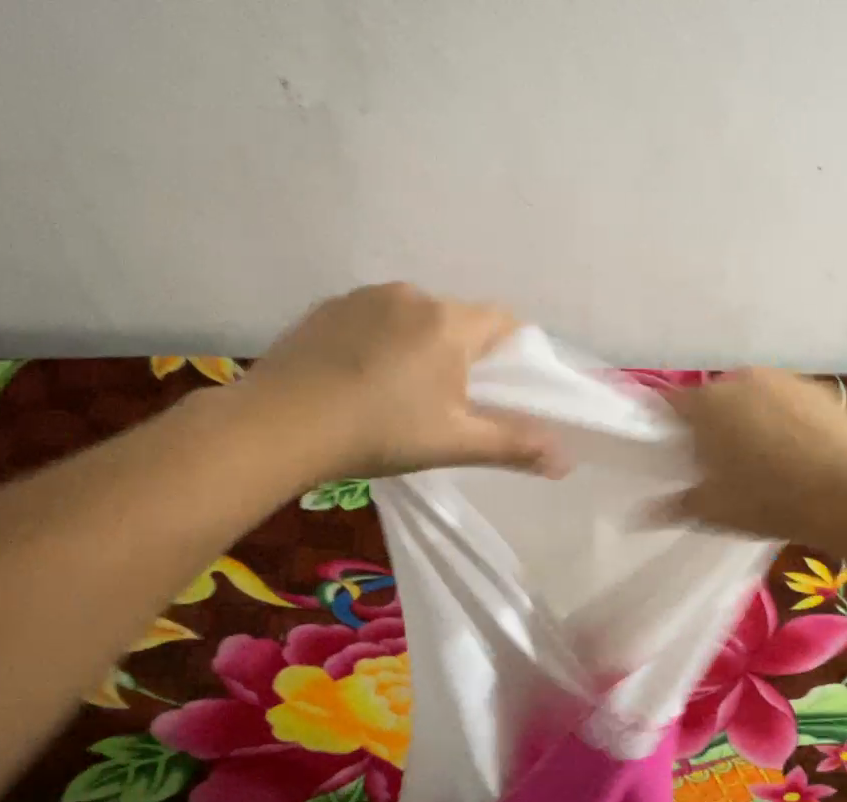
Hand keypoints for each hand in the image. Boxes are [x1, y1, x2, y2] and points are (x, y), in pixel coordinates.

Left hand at [244, 283, 558, 478]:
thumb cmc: (381, 432)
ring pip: (415, 318)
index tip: (501, 389)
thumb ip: (514, 444)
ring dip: (420, 346)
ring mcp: (363, 297)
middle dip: (464, 354)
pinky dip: (380, 342)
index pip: (505, 321)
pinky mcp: (327, 308)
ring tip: (400, 393)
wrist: (281, 425)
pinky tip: (361, 380)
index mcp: (450, 323)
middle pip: (459, 320)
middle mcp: (412, 296)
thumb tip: (566, 460)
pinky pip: (374, 319)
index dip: (513, 353)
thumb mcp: (455, 443)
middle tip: (450, 403)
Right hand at [658, 368, 846, 550]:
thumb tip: (641, 513)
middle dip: (712, 426)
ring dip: (751, 421)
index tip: (672, 452)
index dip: (666, 428)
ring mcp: (787, 380)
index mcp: (706, 403)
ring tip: (764, 461)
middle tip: (719, 464)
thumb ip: (675, 505)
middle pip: (714, 399)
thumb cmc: (772, 503)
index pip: (670, 405)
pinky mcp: (823, 390)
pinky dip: (787, 422)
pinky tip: (800, 455)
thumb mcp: (715, 512)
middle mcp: (743, 379)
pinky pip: (790, 404)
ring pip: (755, 399)